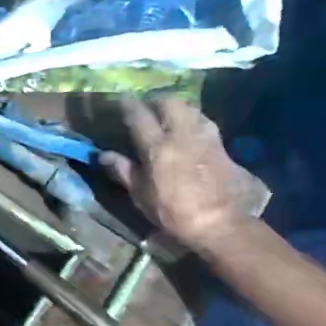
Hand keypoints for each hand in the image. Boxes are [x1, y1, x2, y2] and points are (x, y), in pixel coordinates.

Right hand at [101, 96, 269, 249]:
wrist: (220, 223)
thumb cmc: (174, 213)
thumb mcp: (142, 195)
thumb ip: (124, 170)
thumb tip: (104, 155)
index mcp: (157, 146)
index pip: (139, 115)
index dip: (128, 105)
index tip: (121, 101)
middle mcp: (182, 134)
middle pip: (169, 102)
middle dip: (156, 101)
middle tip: (148, 109)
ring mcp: (205, 137)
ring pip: (190, 108)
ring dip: (178, 109)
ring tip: (170, 118)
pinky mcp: (221, 145)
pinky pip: (205, 122)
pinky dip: (194, 121)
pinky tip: (191, 132)